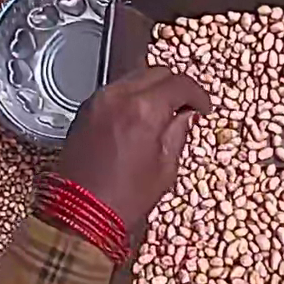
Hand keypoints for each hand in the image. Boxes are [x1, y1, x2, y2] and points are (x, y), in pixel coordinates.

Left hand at [56, 67, 209, 237]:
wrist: (80, 211)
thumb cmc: (125, 197)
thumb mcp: (165, 168)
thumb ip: (178, 133)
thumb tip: (185, 116)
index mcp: (145, 109)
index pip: (180, 84)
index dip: (197, 94)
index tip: (203, 107)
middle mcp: (119, 96)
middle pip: (157, 72)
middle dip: (175, 87)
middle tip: (185, 106)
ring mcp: (99, 100)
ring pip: (135, 76)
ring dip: (153, 89)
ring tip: (162, 112)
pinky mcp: (85, 109)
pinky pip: (116, 90)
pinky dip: (132, 96)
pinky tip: (139, 117)